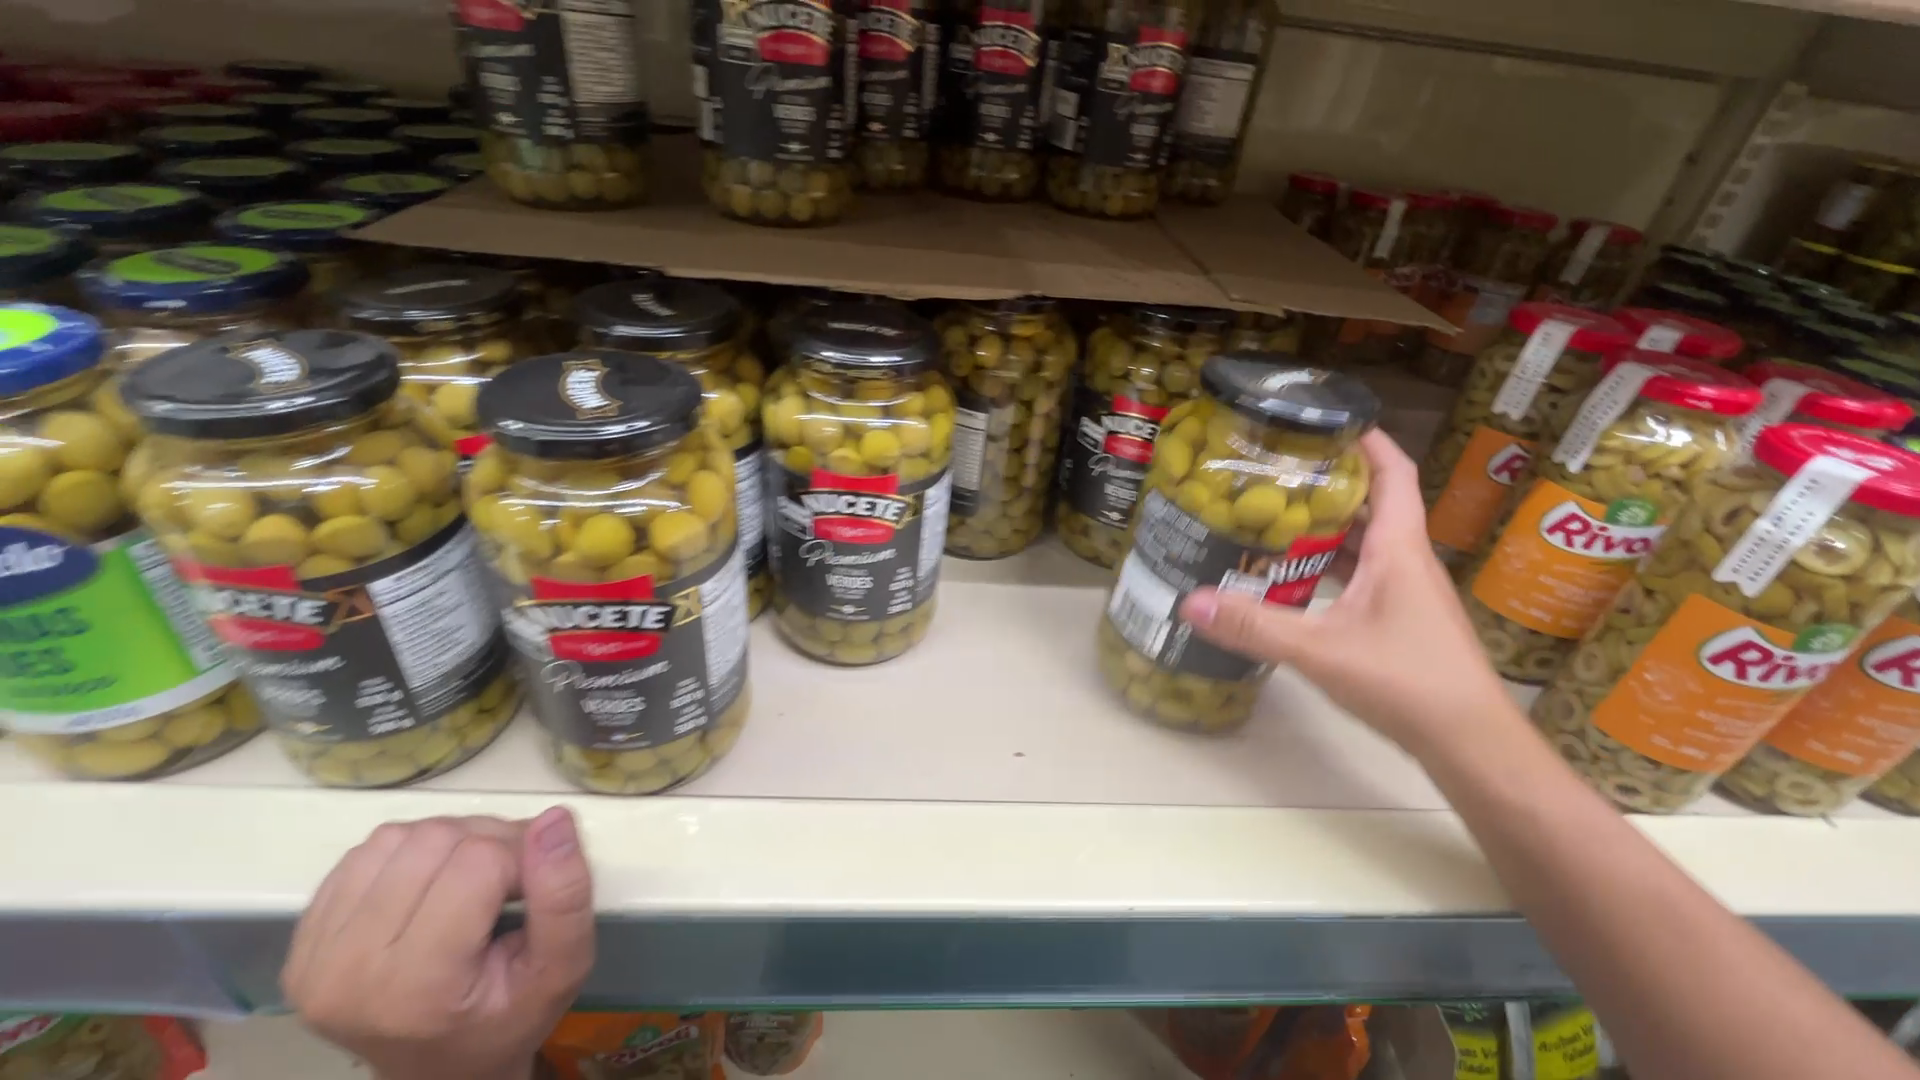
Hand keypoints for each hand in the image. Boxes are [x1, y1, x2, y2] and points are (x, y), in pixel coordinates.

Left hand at [283, 807, 594, 1079]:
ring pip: (398, 837)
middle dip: (489, 842)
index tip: (535, 888)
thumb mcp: (565, 968)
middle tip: (511, 879)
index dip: (523, 857)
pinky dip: (409, 854)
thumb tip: (553, 820)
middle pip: (435, 840)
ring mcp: (314, 958)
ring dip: (449, 842)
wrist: (445, 1072)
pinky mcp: (301, 944)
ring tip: (473, 880)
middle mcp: (348, 972)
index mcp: (417, 987)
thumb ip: (566, 896)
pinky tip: (430, 887)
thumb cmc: (512, 1019)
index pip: (479, 862)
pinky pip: (364, 853)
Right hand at [1178, 430, 1516, 756]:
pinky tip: (1293, 581)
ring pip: (1364, 544)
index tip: (1325, 419)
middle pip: (1370, 504)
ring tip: (1272, 520)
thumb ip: (1255, 626)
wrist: (1469, 743)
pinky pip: (1361, 576)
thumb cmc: (1407, 682)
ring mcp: (1406, 592)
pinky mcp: (1400, 621)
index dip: (1365, 440)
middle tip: (1273, 472)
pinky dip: (1329, 568)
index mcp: (1398, 548)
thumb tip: (1188, 602)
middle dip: (1327, 483)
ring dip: (1325, 529)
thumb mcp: (1321, 650)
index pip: (1393, 472)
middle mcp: (1406, 560)